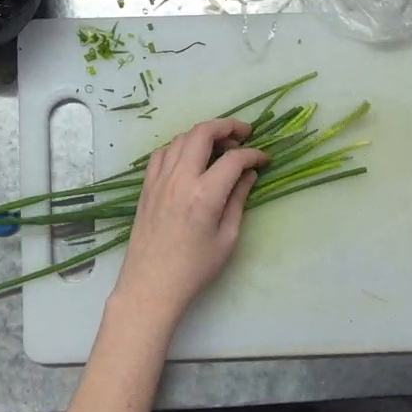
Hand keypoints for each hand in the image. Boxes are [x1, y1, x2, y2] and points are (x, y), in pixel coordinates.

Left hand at [111, 118, 269, 325]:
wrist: (151, 284)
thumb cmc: (194, 269)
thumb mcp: (227, 238)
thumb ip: (238, 200)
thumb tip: (249, 175)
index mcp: (204, 194)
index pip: (234, 159)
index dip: (254, 154)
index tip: (265, 159)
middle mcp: (180, 179)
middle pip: (202, 133)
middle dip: (227, 126)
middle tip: (244, 134)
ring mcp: (159, 180)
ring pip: (181, 138)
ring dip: (203, 134)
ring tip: (220, 144)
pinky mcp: (146, 186)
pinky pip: (162, 153)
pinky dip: (179, 146)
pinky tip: (190, 156)